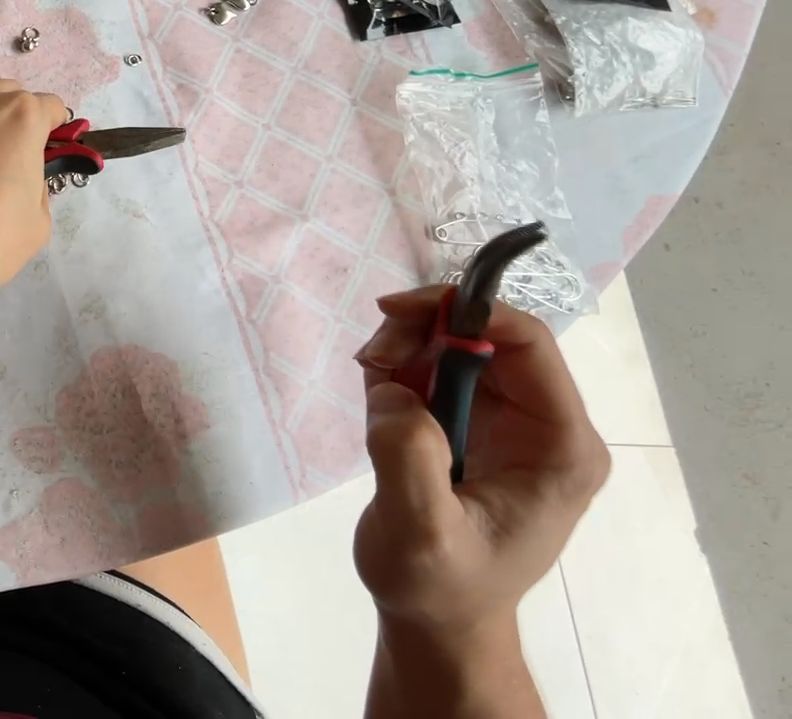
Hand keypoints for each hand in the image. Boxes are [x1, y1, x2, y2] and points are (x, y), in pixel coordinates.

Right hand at [352, 287, 609, 636]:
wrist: (435, 617)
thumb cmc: (438, 584)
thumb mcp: (420, 531)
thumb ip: (408, 459)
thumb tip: (394, 391)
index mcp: (558, 447)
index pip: (529, 344)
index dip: (465, 312)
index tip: (393, 314)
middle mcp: (541, 426)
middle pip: (485, 337)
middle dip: (419, 334)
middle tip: (369, 363)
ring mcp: (504, 424)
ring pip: (453, 347)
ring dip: (402, 351)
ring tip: (371, 389)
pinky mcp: (469, 427)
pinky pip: (432, 370)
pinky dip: (395, 370)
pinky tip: (378, 400)